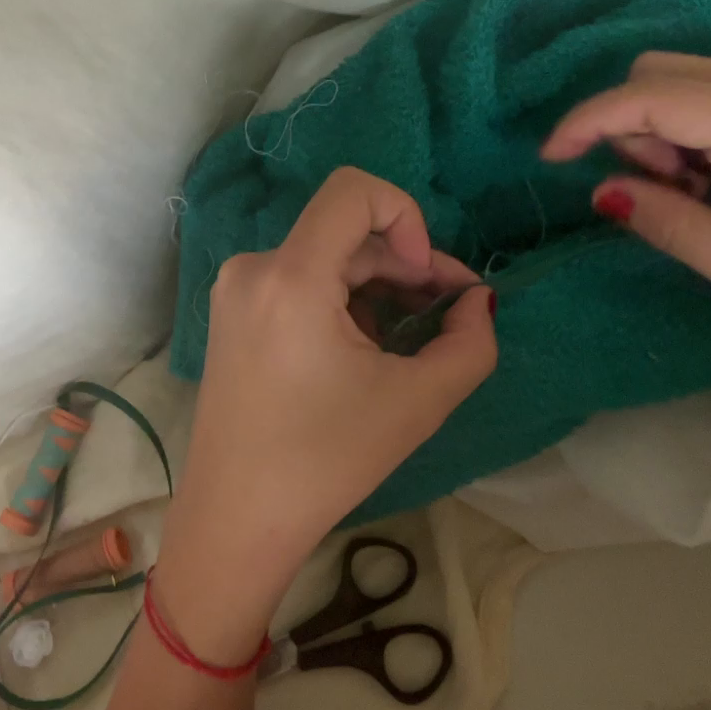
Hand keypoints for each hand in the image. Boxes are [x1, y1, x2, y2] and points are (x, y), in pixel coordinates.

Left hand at [155, 168, 496, 661]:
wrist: (236, 518)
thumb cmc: (326, 461)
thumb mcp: (416, 402)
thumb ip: (469, 343)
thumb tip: (478, 302)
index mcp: (290, 276)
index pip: (353, 190)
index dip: (407, 217)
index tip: (427, 279)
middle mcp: (254, 267)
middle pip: (346, 232)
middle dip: (405, 264)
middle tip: (448, 314)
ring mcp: (236, 289)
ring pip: (325, 257)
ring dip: (377, 286)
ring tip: (411, 340)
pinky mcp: (232, 313)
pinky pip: (299, 281)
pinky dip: (342, 299)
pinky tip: (367, 348)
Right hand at [542, 51, 710, 358]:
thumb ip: (675, 227)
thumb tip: (604, 191)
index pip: (652, 97)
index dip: (586, 120)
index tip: (549, 159)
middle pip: (662, 72)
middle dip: (627, 126)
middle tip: (655, 195)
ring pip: (688, 78)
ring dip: (659, 130)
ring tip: (693, 198)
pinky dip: (691, 130)